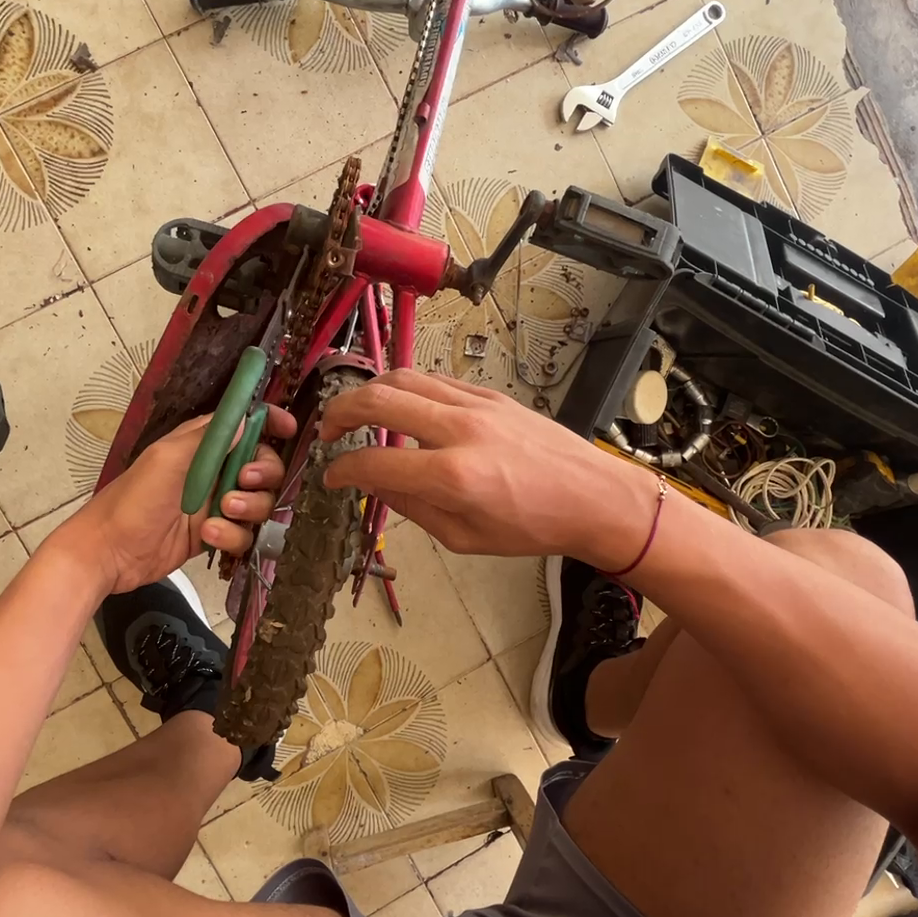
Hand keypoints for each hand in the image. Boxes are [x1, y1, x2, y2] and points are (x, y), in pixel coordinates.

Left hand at [59, 407, 296, 592]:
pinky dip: (231, 536)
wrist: (109, 553)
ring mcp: (219, 504)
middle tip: (244, 481)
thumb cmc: (132, 499)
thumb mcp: (167, 458)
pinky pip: (245, 534)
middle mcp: (217, 470)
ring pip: (260, 503)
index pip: (248, 425)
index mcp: (204, 443)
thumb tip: (246, 418)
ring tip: (221, 513)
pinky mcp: (217, 535)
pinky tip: (208, 537)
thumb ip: (208, 439)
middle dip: (264, 474)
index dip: (271, 423)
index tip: (289, 429)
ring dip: (248, 508)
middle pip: (266, 467)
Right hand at [318, 369, 657, 569]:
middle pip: (379, 400)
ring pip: (404, 379)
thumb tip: (373, 484)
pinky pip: (435, 380)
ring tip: (355, 413)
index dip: (341, 470)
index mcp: (452, 476)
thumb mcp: (463, 537)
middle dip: (339, 412)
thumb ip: (411, 507)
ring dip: (369, 392)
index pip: (373, 462)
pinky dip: (406, 389)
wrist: (592, 496)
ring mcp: (475, 404)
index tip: (330, 478)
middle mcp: (459, 430)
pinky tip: (401, 407)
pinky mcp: (489, 394)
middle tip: (326, 432)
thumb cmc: (530, 527)